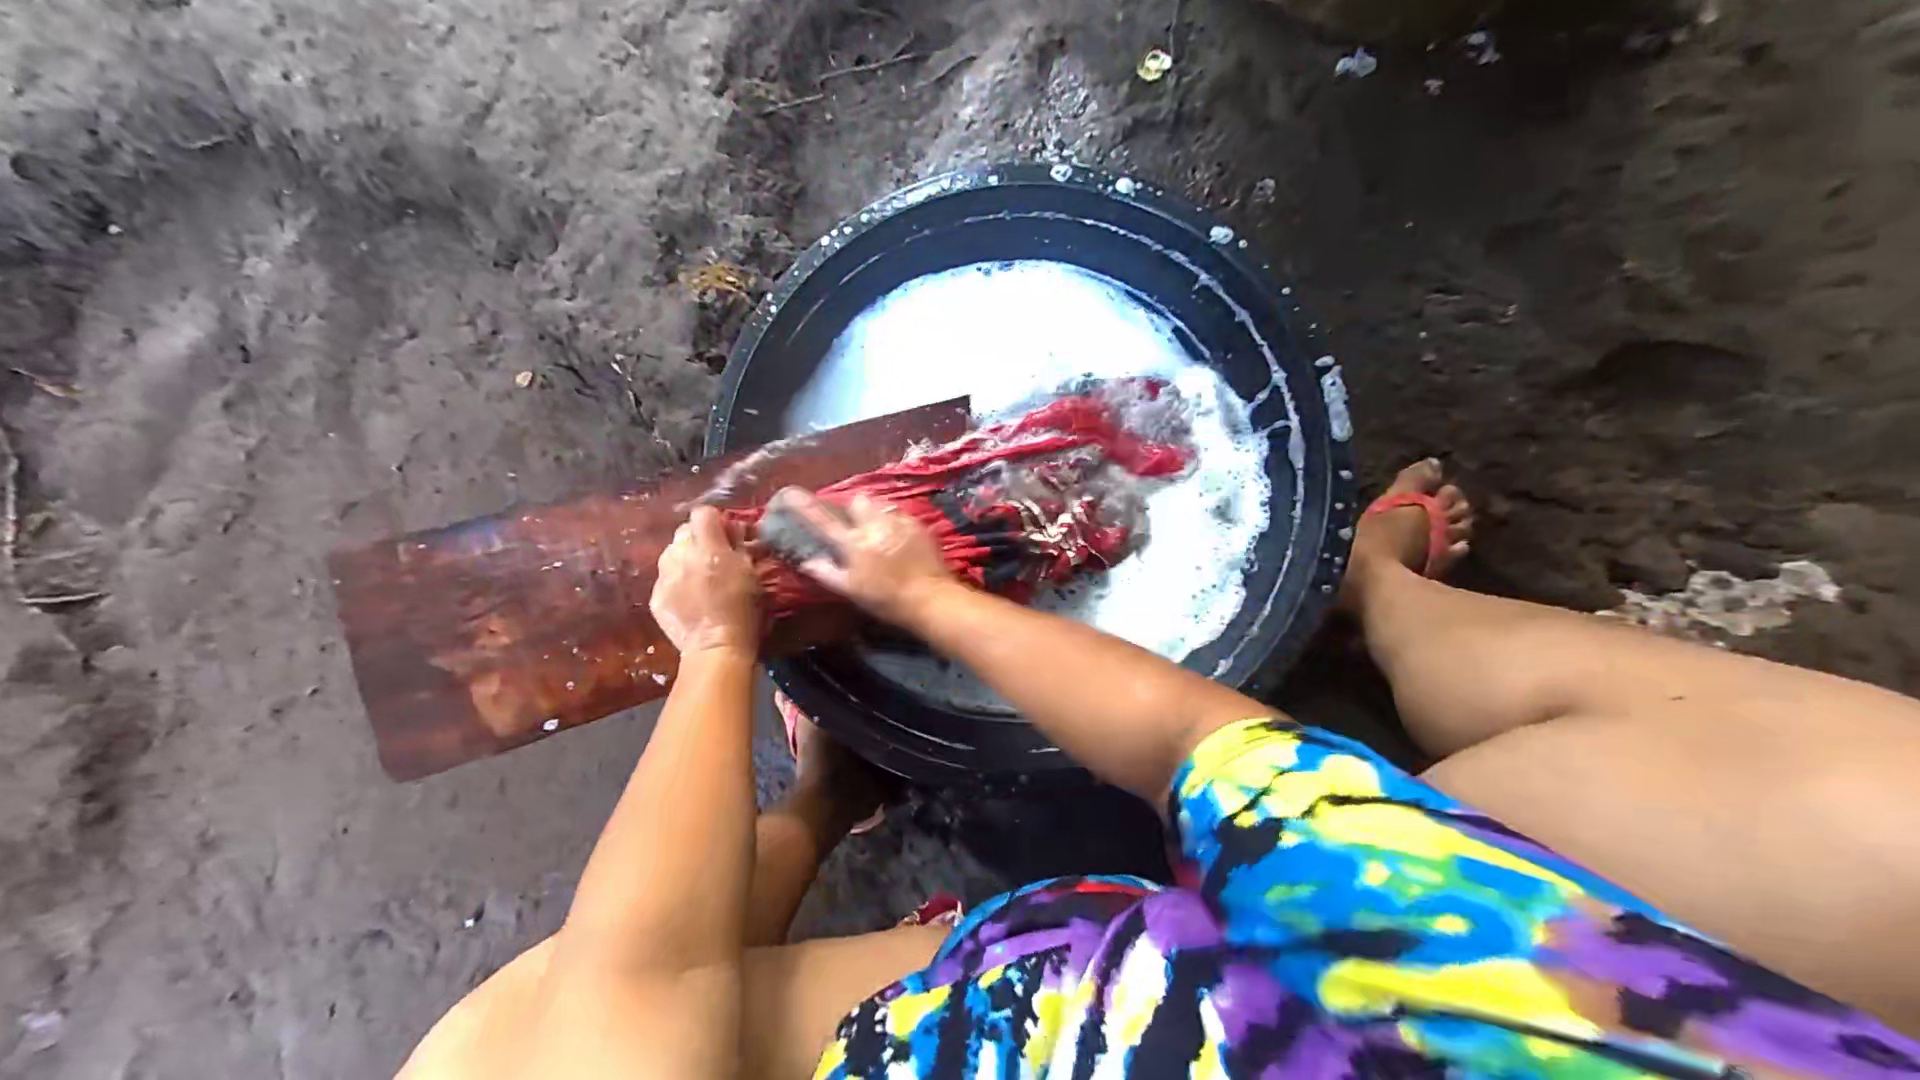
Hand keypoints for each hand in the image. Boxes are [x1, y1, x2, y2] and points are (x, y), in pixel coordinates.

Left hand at [650, 506, 759, 655]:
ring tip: (700, 578)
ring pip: (672, 553)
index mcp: (709, 547)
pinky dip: (677, 583)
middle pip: (685, 531)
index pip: (704, 513)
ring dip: (685, 559)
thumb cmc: (744, 611)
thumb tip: (736, 532)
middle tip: (715, 557)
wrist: (716, 647)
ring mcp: (665, 576)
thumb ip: (741, 548)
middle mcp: (681, 555)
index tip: (728, 535)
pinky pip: (665, 579)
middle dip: (699, 539)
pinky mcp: (656, 597)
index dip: (717, 521)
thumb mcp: (753, 574)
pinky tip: (690, 599)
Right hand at [767, 488, 953, 626]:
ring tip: (879, 530)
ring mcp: (899, 522)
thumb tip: (807, 561)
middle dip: (854, 507)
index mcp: (854, 544)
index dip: (805, 507)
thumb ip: (827, 573)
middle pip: (858, 500)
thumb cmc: (887, 600)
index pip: (823, 521)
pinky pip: (901, 514)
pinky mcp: (918, 525)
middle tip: (856, 524)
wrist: (931, 599)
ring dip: (876, 513)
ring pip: (881, 504)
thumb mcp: (852, 591)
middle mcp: (875, 526)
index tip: (790, 494)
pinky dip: (895, 522)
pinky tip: (899, 537)